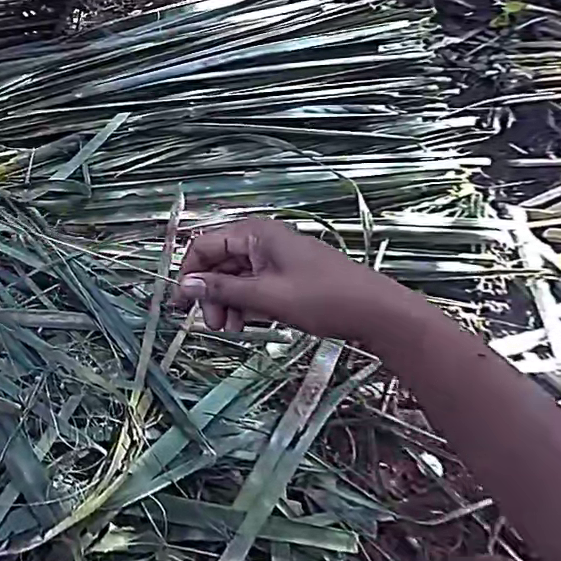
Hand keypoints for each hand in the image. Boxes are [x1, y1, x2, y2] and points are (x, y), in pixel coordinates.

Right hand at [173, 218, 433, 342]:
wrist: (379, 313)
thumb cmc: (324, 298)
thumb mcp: (266, 296)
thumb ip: (222, 290)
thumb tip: (187, 286)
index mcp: (255, 233)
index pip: (204, 246)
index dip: (189, 274)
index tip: (181, 303)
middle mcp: (261, 239)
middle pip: (218, 263)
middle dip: (210, 293)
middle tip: (212, 323)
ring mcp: (274, 257)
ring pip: (234, 277)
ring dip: (226, 302)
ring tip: (230, 328)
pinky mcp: (286, 274)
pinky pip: (252, 285)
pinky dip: (244, 303)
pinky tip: (245, 323)